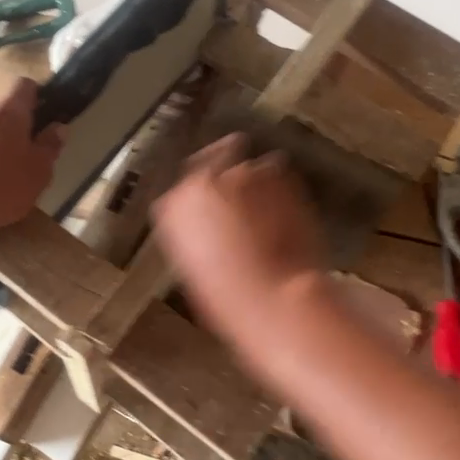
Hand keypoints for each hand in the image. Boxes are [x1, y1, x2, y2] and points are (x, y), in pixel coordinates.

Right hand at [152, 134, 325, 323]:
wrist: (273, 295)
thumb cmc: (224, 296)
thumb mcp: (191, 267)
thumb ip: (194, 234)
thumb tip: (209, 230)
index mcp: (173, 205)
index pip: (182, 190)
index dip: (200, 201)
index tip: (211, 213)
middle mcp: (203, 179)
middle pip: (213, 164)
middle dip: (227, 181)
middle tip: (240, 204)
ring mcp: (244, 172)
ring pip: (250, 168)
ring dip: (256, 183)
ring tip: (267, 210)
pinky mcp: (281, 176)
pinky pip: (278, 175)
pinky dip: (280, 189)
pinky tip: (286, 213)